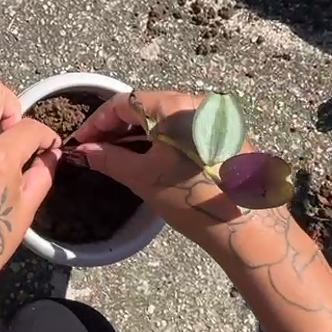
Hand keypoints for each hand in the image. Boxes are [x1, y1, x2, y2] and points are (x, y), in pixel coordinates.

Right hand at [70, 90, 278, 265]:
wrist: (249, 229)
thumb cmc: (192, 200)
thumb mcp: (143, 178)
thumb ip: (109, 159)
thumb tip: (84, 152)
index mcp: (175, 106)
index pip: (123, 102)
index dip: (97, 121)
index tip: (82, 141)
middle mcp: (197, 102)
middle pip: (144, 105)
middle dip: (116, 126)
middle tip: (96, 148)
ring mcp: (215, 117)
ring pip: (164, 116)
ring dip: (138, 132)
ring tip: (118, 154)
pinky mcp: (226, 133)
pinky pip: (184, 126)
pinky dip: (161, 137)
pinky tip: (150, 157)